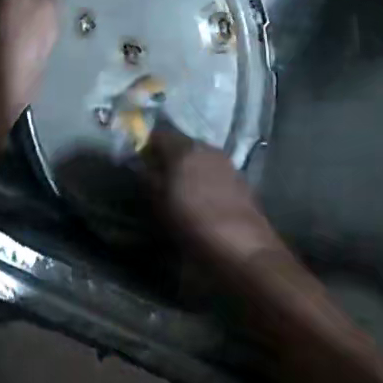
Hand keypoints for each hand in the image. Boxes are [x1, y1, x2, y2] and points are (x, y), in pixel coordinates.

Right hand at [145, 125, 284, 270]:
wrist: (243, 247)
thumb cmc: (193, 224)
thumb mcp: (160, 205)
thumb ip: (149, 179)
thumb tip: (142, 165)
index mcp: (184, 149)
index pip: (159, 135)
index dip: (147, 147)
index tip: (140, 163)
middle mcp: (206, 148)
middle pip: (181, 145)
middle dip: (169, 157)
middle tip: (159, 178)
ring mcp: (226, 161)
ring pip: (200, 157)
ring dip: (189, 168)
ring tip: (181, 190)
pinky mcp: (240, 178)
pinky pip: (214, 171)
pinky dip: (205, 178)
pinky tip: (203, 198)